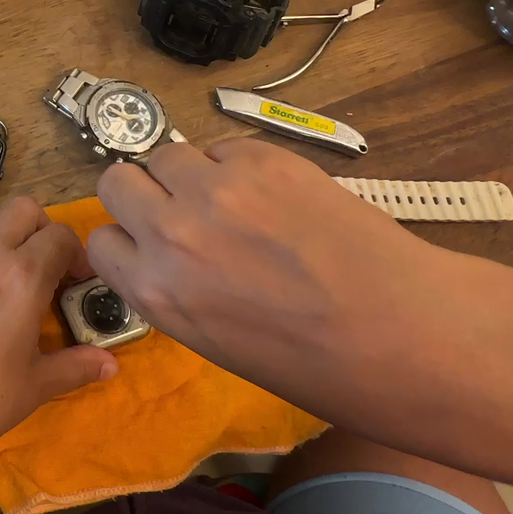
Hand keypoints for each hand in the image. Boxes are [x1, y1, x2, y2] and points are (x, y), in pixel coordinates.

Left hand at [0, 197, 116, 469]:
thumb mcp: (37, 385)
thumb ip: (76, 365)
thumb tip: (110, 364)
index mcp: (22, 276)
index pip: (60, 236)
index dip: (76, 255)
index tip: (76, 282)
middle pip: (22, 209)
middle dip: (41, 229)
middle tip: (45, 266)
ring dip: (1, 231)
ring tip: (5, 267)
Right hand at [88, 138, 431, 368]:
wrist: (412, 336)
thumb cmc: (316, 365)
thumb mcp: (213, 341)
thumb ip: (171, 288)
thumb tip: (163, 252)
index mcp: (154, 290)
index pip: (100, 239)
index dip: (128, 239)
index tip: (151, 242)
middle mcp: (169, 233)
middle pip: (117, 179)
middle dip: (143, 193)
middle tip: (183, 209)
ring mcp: (215, 189)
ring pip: (167, 154)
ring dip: (190, 174)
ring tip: (235, 199)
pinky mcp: (262, 159)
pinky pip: (225, 147)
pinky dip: (239, 165)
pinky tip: (278, 195)